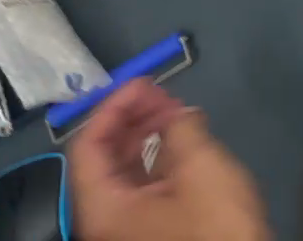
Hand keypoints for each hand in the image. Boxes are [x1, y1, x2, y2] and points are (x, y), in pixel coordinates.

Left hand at [67, 79, 270, 240]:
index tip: (144, 81)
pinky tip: (183, 135)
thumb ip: (183, 131)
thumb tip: (176, 113)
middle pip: (102, 157)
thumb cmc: (214, 221)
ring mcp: (128, 220)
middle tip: (161, 89)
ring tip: (174, 107)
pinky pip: (142, 178)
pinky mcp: (152, 221)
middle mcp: (106, 214)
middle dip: (129, 117)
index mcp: (104, 205)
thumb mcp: (201, 167)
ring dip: (145, 131)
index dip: (112, 108)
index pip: (88, 147)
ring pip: (123, 167)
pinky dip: (158, 150)